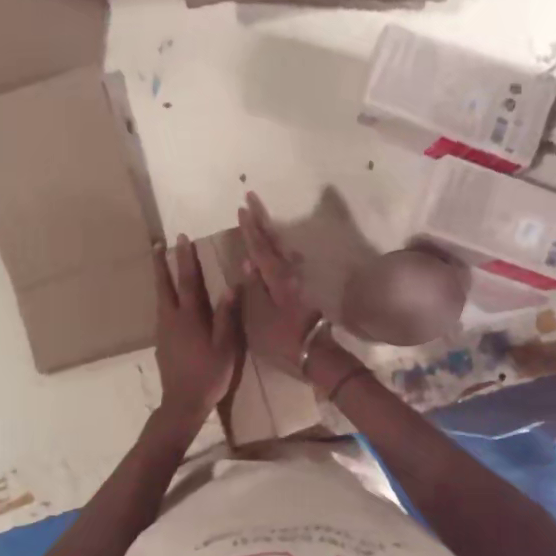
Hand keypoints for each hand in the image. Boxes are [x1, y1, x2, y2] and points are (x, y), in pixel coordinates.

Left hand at [153, 234, 239, 427]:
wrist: (182, 403)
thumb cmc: (209, 375)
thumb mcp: (225, 346)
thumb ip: (226, 315)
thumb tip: (231, 286)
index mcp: (190, 317)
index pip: (187, 280)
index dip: (185, 258)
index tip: (181, 238)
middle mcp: (171, 319)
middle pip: (164, 286)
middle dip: (161, 264)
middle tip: (157, 245)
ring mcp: (163, 332)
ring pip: (160, 299)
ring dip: (161, 280)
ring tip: (162, 267)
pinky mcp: (161, 344)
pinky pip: (161, 314)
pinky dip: (164, 300)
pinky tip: (169, 304)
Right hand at [237, 192, 320, 370]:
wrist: (313, 355)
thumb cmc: (281, 339)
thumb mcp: (258, 317)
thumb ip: (253, 289)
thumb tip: (247, 263)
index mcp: (274, 278)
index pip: (259, 247)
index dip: (250, 228)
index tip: (242, 208)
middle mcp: (287, 274)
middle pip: (273, 242)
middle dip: (261, 221)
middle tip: (252, 199)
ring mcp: (297, 282)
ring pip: (283, 250)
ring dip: (272, 234)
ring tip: (263, 219)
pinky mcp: (302, 292)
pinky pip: (289, 263)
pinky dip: (281, 252)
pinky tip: (283, 251)